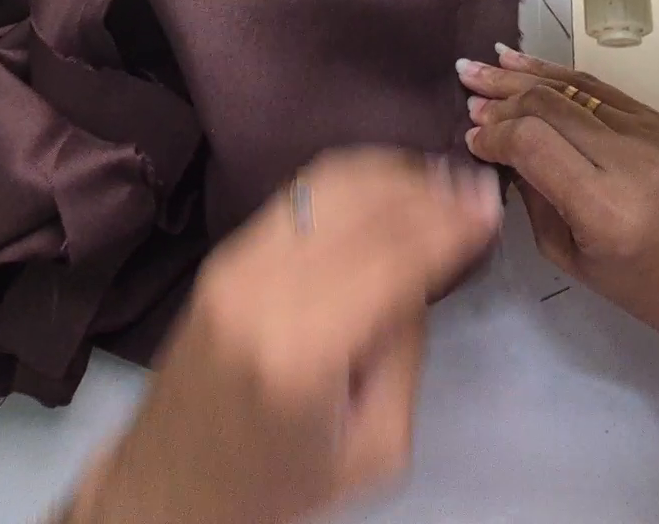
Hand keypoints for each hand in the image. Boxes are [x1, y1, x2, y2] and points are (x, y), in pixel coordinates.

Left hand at [67, 148, 502, 523]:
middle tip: (475, 187)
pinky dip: (355, 177)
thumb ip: (405, 349)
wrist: (168, 484)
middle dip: (429, 192)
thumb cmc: (278, 484)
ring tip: (438, 177)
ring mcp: (237, 261)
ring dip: (393, 173)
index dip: (448, 226)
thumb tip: (423, 267)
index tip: (490, 206)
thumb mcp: (375, 447)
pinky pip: (303, 192)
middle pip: (365, 210)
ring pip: (332, 185)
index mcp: (303, 351)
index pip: (392, 260)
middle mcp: (264, 289)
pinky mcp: (226, 250)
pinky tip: (388, 182)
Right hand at [460, 49, 658, 405]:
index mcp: (606, 207)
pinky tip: (521, 64)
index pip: (534, 144)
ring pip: (572, 87)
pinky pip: (597, 87)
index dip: (495, 134)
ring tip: (482, 66)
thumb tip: (497, 142)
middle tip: (466, 88)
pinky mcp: (658, 120)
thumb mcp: (566, 252)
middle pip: (550, 107)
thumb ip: (531, 193)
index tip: (471, 138)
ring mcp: (651, 134)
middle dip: (502, 97)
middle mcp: (631, 162)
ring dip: (522, 75)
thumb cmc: (635, 284)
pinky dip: (557, 74)